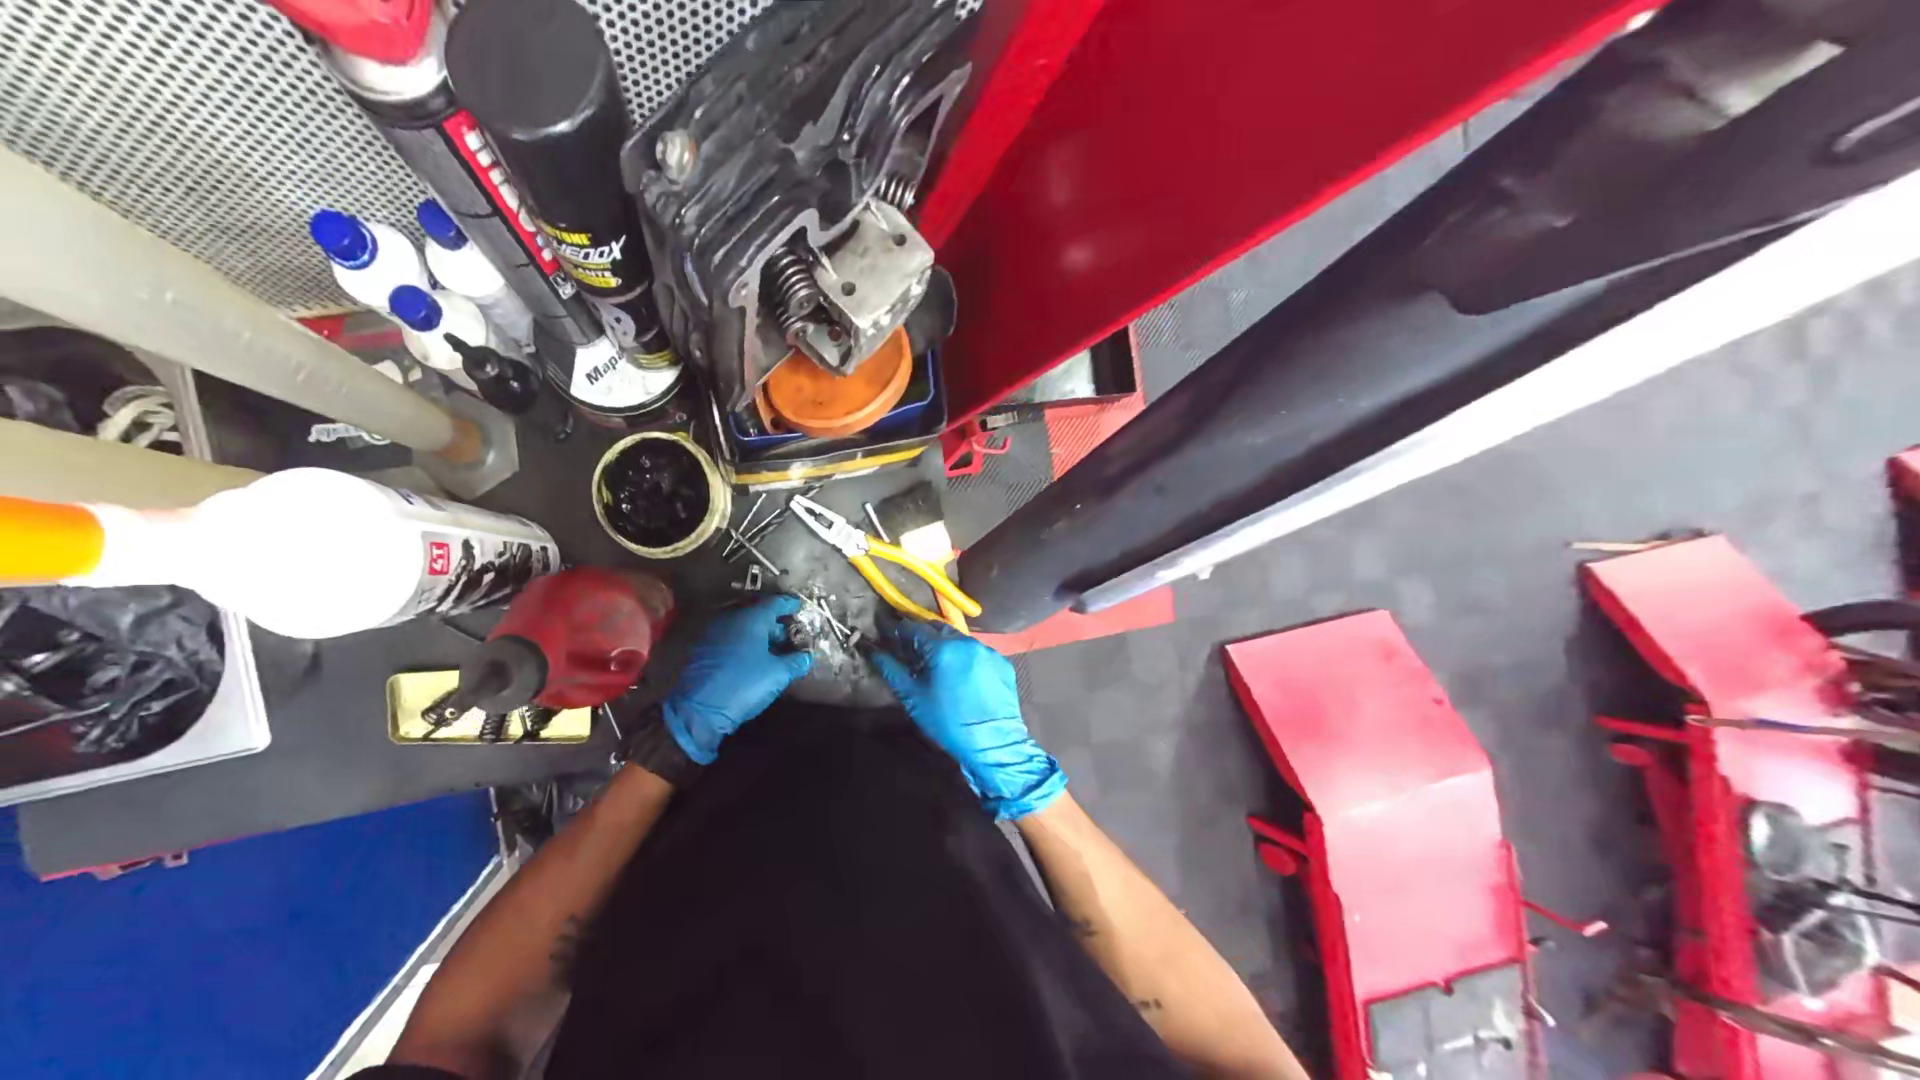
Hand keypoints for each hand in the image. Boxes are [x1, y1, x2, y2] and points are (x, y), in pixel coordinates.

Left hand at [662, 594, 811, 763]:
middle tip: (792, 636)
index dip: (790, 605)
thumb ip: (796, 661)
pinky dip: (745, 644)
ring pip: (744, 628)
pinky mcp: (704, 650)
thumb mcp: (778, 674)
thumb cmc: (744, 684)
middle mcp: (731, 619)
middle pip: (759, 614)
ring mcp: (715, 633)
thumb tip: (807, 656)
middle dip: (776, 624)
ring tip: (775, 650)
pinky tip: (754, 659)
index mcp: (752, 619)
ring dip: (760, 636)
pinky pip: (731, 639)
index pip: (775, 603)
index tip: (800, 607)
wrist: (698, 710)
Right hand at [868, 617, 1065, 819]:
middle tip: (911, 649)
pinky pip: (978, 653)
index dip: (899, 630)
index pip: (915, 628)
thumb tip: (874, 652)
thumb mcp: (914, 698)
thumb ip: (892, 670)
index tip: (889, 634)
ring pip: (960, 640)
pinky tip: (961, 675)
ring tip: (937, 663)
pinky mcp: (1003, 663)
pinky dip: (965, 658)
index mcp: (944, 648)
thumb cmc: (947, 722)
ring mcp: (988, 651)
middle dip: (923, 636)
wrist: (994, 744)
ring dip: (945, 646)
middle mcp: (968, 642)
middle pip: (939, 629)